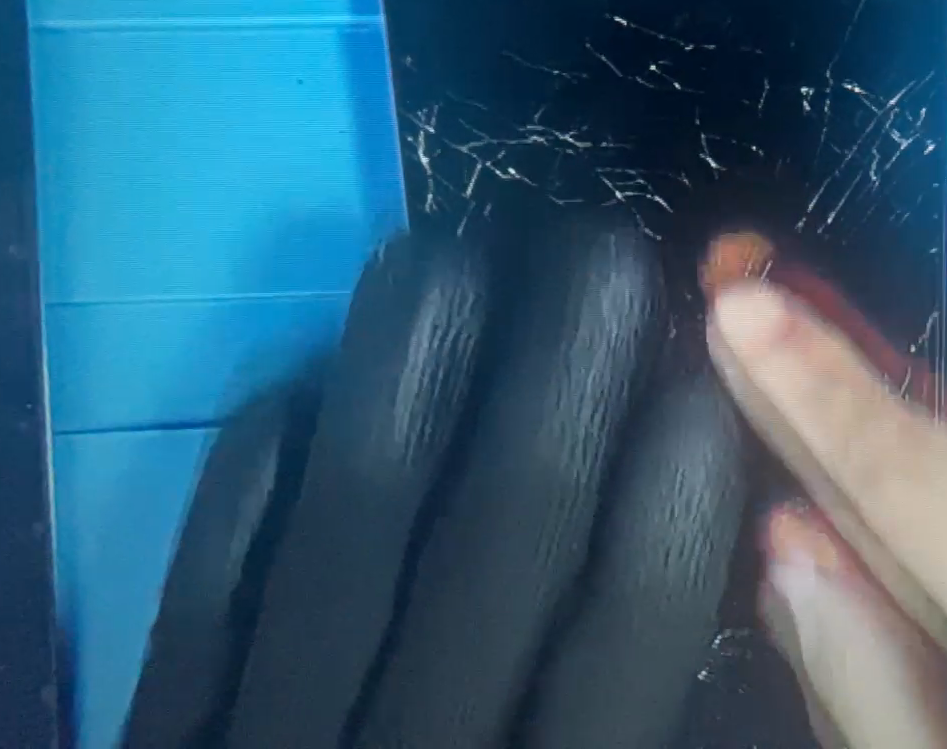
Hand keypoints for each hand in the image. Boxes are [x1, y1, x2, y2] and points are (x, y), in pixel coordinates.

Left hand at [124, 216, 747, 748]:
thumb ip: (697, 715)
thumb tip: (747, 552)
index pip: (640, 611)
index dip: (685, 463)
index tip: (713, 350)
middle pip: (508, 524)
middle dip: (567, 361)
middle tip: (605, 244)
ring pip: (351, 520)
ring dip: (410, 363)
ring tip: (462, 247)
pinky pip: (199, 591)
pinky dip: (247, 480)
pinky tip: (301, 380)